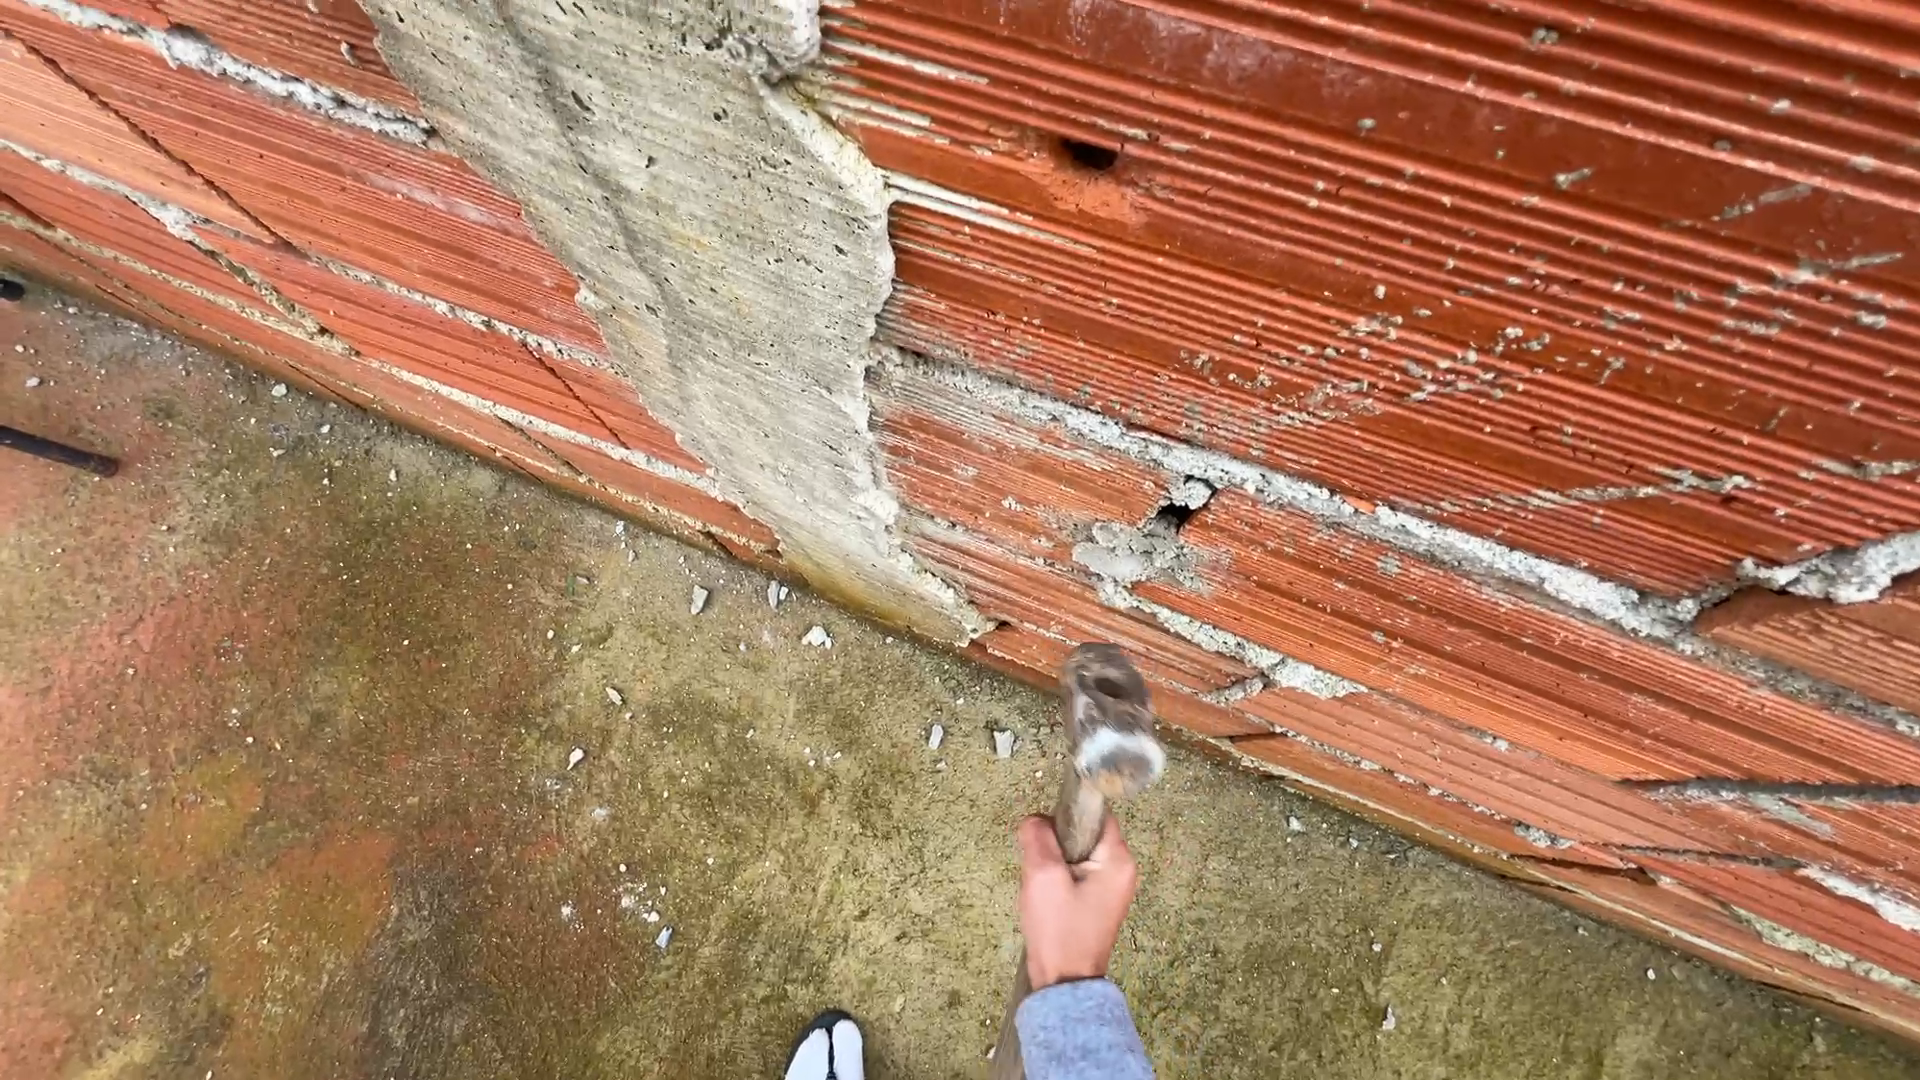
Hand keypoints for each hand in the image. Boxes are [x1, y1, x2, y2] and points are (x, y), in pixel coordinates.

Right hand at [1016, 813, 1138, 989]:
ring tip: (1043, 884)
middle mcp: (1122, 868)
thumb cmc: (1059, 929)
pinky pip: (1074, 869)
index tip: (1044, 832)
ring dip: (1053, 860)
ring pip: (1074, 850)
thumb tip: (1035, 820)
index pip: (1095, 813)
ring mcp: (1110, 885)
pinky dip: (1057, 875)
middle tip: (1040, 865)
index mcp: (1118, 859)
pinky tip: (1047, 895)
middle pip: (1082, 830)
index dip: (1066, 815)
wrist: (1063, 984)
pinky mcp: (1097, 898)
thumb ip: (1037, 836)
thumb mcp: (1042, 875)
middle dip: (1055, 842)